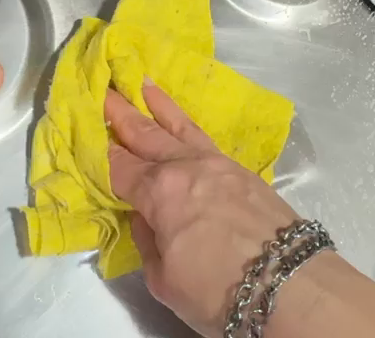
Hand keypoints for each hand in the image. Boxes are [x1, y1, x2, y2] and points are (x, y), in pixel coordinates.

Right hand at [106, 82, 299, 337]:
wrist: (289, 282)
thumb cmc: (221, 289)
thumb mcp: (166, 281)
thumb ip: (149, 243)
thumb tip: (147, 219)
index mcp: (160, 192)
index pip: (120, 169)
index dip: (101, 153)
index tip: (86, 133)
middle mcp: (184, 166)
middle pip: (145, 135)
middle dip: (121, 113)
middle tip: (103, 89)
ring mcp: (215, 162)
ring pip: (178, 126)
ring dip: (157, 106)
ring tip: (141, 84)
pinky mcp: (239, 168)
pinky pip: (203, 137)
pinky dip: (186, 122)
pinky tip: (181, 121)